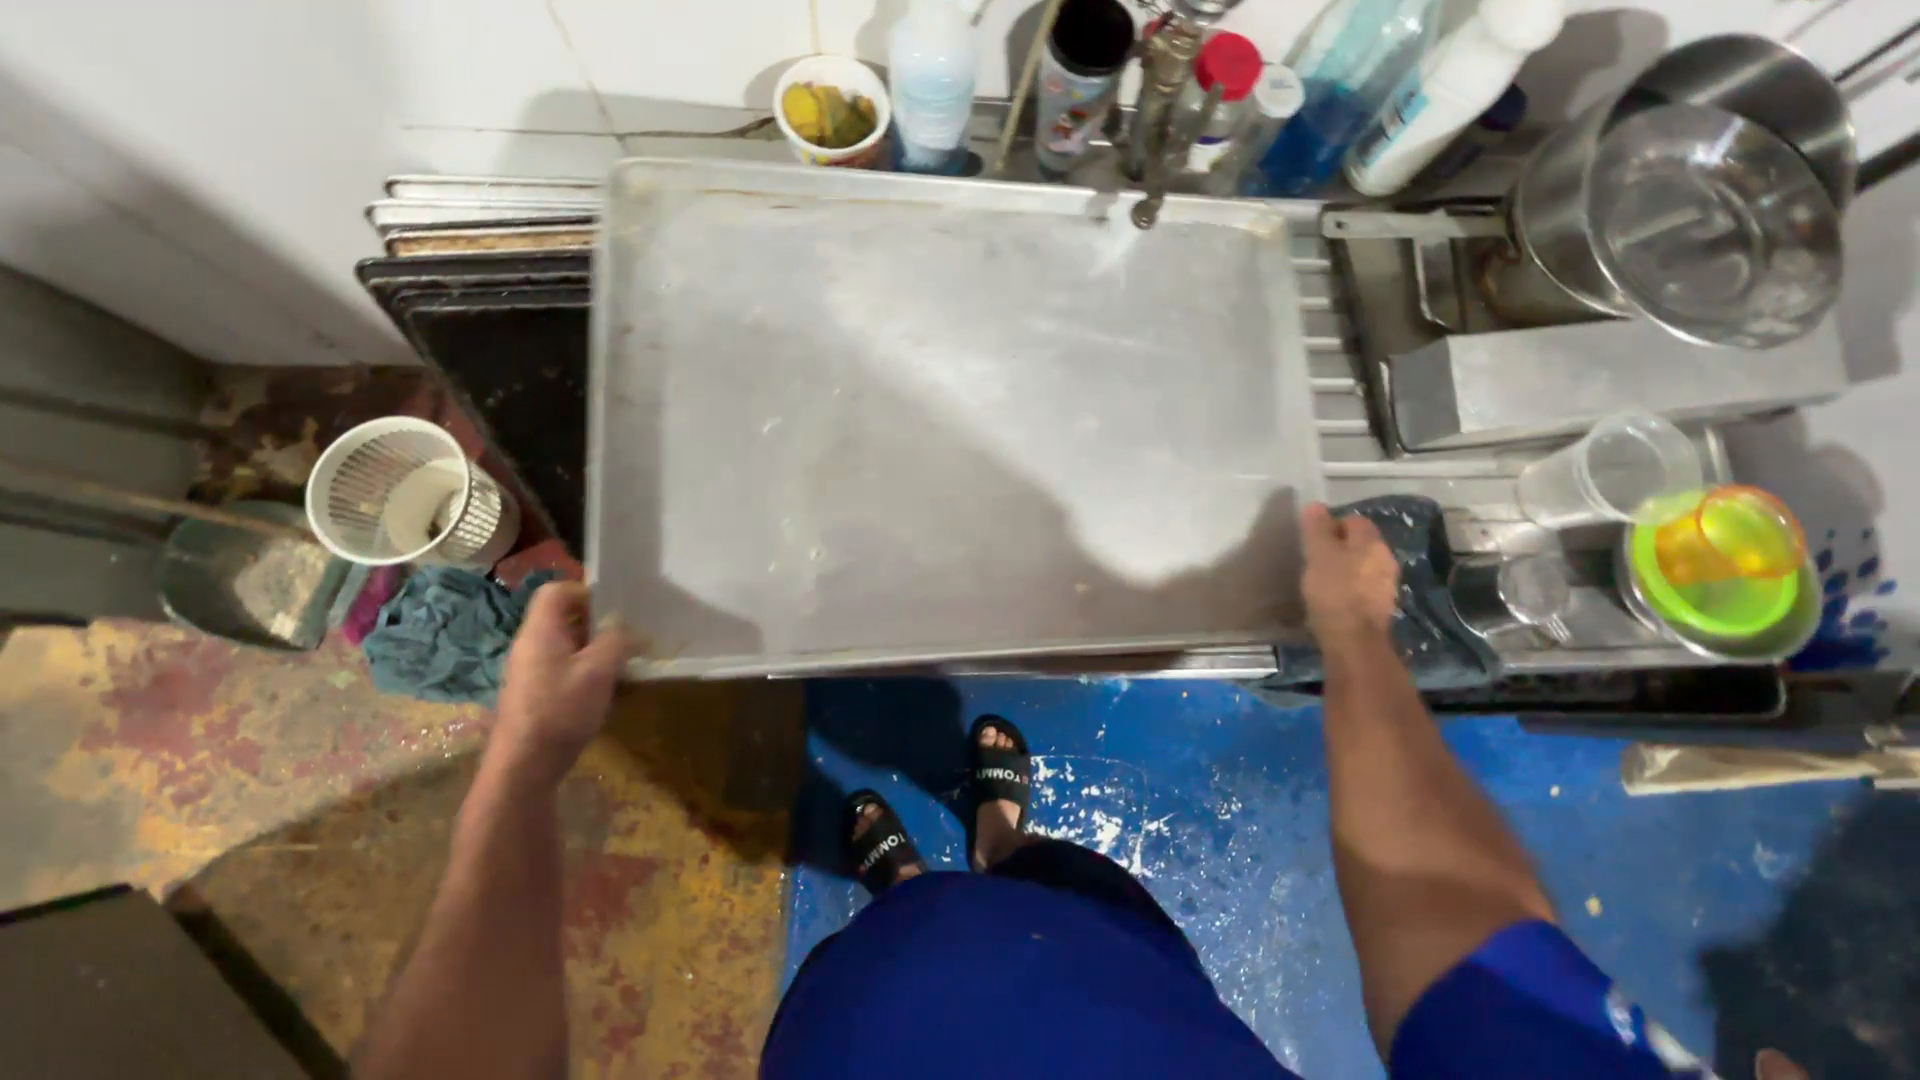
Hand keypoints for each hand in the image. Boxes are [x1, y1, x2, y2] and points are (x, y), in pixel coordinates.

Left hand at [490, 582, 630, 783]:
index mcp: (540, 632)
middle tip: (626, 637)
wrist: (523, 766)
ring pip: (564, 645)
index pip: (556, 591)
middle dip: (596, 623)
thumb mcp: (598, 671)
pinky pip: (561, 668)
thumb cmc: (560, 710)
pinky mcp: (533, 694)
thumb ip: (616, 641)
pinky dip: (584, 671)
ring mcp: (528, 671)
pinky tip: (603, 691)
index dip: (586, 591)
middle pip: (562, 617)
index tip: (615, 608)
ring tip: (621, 665)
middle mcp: (529, 645)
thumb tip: (629, 628)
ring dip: (593, 649)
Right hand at [1300, 502, 1399, 652]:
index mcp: (1371, 541)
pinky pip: (1364, 586)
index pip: (1353, 520)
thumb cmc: (1334, 592)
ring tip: (1323, 581)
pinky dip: (1351, 588)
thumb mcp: (1318, 555)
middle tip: (1315, 560)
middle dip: (1340, 547)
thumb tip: (1316, 506)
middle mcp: (1386, 557)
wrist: (1354, 640)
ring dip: (1346, 568)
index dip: (1331, 526)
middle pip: (1361, 543)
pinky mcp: (1382, 605)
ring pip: (1364, 565)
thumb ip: (1317, 529)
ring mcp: (1387, 583)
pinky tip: (1335, 599)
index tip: (1313, 541)